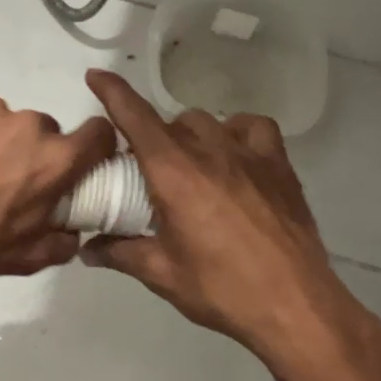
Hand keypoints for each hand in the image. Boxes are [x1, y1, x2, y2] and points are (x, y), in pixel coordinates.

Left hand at [0, 91, 116, 281]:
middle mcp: (31, 125)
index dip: (92, 146)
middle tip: (2, 180)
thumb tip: (73, 230)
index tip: (77, 160)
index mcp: (57, 161)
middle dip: (31, 152)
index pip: (99, 133)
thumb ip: (64, 241)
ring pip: (5, 121)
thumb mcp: (28, 260)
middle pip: (45, 131)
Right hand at [80, 70, 372, 369]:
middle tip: (144, 177)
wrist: (293, 304)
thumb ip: (120, 253)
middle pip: (170, 123)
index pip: (135, 117)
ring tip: (186, 168)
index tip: (95, 75)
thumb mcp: (161, 273)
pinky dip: (235, 132)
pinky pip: (252, 127)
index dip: (112, 92)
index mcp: (174, 173)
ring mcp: (249, 154)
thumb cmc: (220, 289)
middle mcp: (209, 151)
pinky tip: (231, 156)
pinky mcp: (279, 166)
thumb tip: (87, 250)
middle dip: (150, 140)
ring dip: (188, 136)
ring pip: (207, 122)